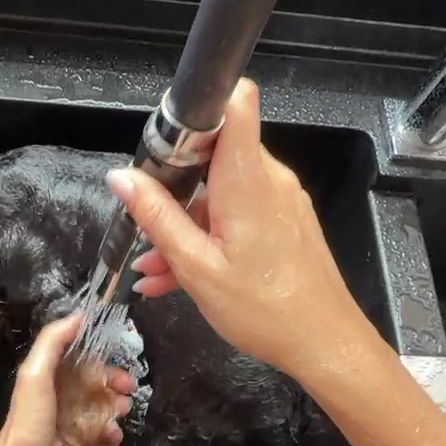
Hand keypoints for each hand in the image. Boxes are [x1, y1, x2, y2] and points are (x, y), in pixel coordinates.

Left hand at [0, 314, 133, 445]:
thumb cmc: (29, 421)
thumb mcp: (35, 374)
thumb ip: (53, 342)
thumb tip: (79, 315)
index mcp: (50, 377)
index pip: (82, 361)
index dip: (104, 362)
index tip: (120, 367)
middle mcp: (61, 397)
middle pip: (96, 385)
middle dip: (115, 387)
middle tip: (127, 394)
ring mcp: (70, 423)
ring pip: (102, 410)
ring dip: (116, 410)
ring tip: (120, 415)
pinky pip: (101, 438)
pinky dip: (110, 436)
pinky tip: (112, 437)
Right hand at [108, 79, 374, 376]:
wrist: (323, 343)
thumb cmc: (263, 309)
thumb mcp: (196, 267)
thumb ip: (156, 217)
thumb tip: (121, 177)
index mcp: (246, 180)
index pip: (234, 102)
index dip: (197, 106)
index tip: (164, 139)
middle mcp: (269, 179)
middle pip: (215, 154)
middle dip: (174, 185)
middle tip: (145, 224)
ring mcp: (279, 201)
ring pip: (220, 193)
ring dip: (185, 224)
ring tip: (153, 268)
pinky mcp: (285, 222)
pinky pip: (238, 215)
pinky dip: (208, 236)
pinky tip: (177, 276)